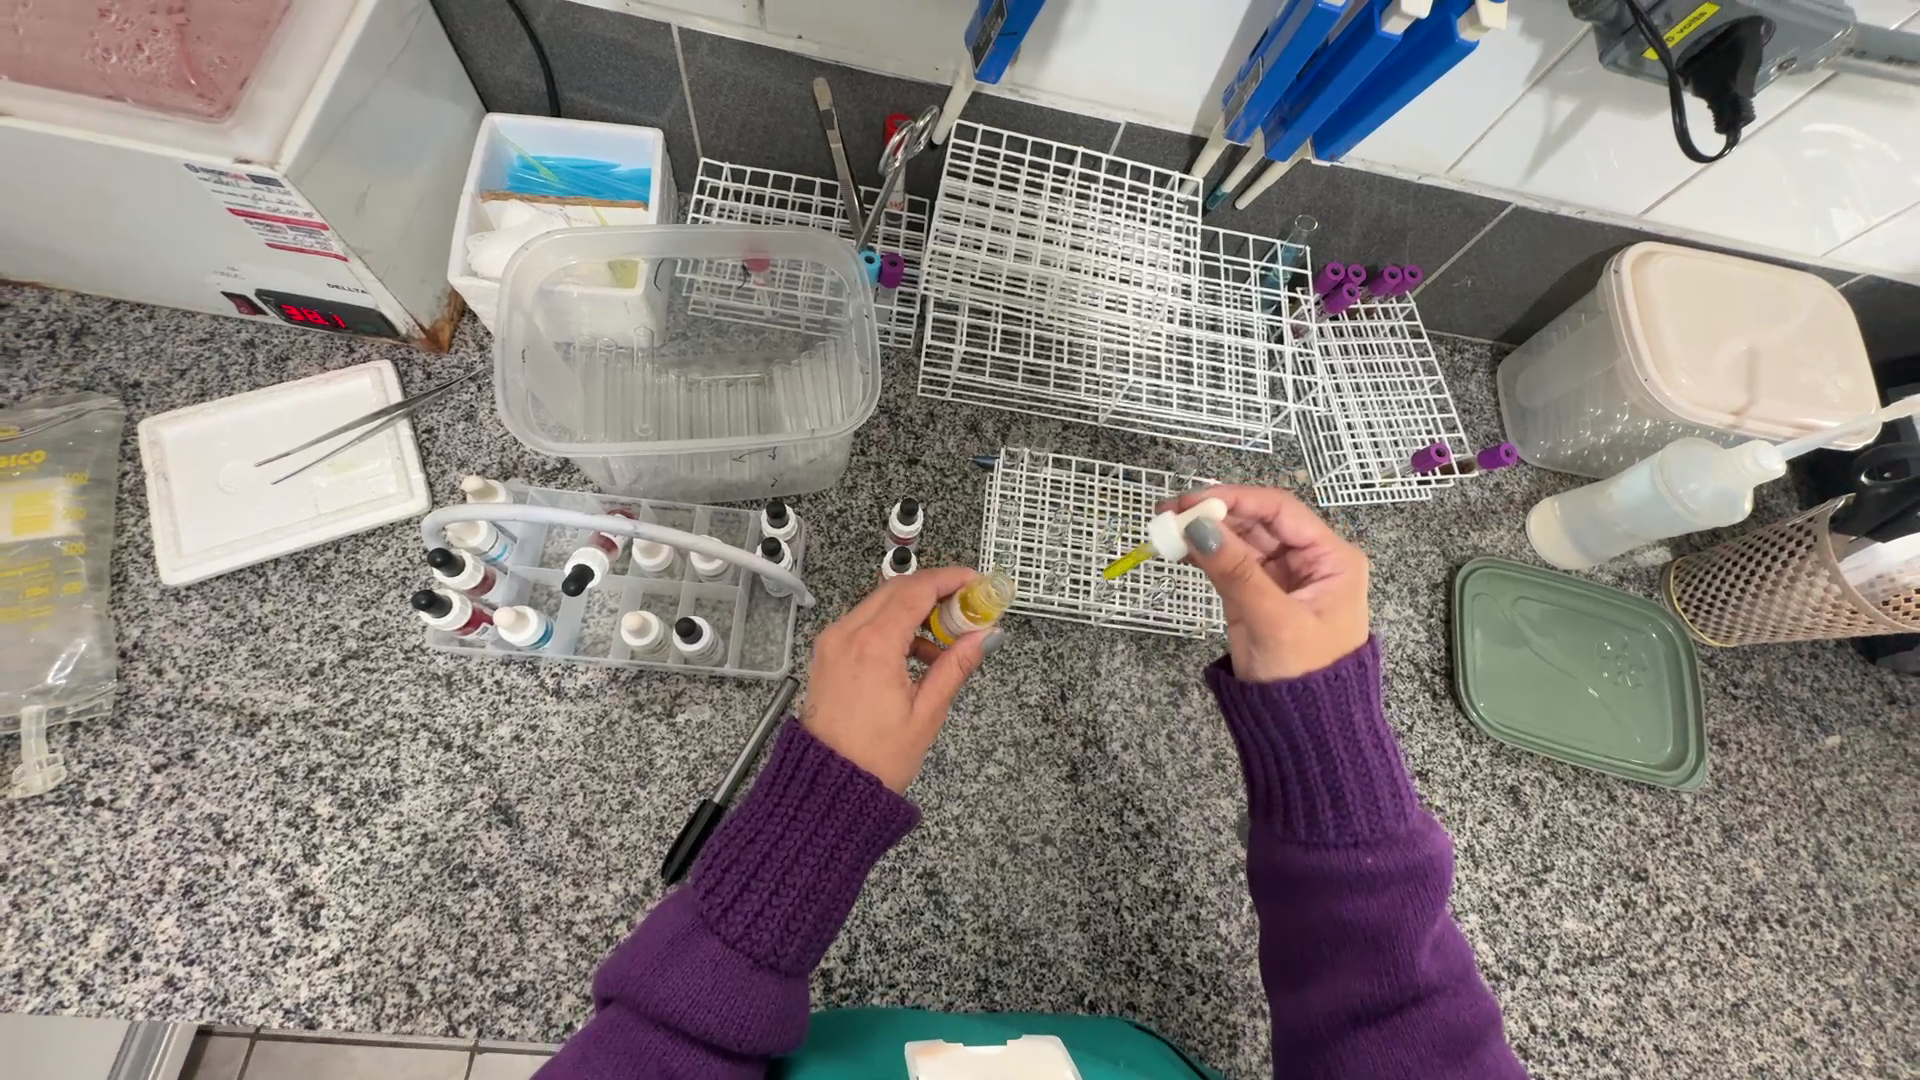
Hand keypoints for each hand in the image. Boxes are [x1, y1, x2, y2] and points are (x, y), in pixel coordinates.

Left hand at [801, 567, 1000, 792]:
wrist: (826, 789)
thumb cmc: (872, 760)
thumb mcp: (927, 713)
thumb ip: (956, 666)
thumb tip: (983, 636)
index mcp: (873, 645)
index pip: (917, 589)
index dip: (951, 579)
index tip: (975, 582)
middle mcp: (846, 634)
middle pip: (898, 589)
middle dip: (935, 591)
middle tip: (966, 608)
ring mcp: (833, 642)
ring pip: (880, 603)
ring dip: (914, 610)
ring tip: (946, 639)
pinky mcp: (828, 654)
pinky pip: (864, 623)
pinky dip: (893, 627)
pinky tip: (917, 653)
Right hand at [1165, 486, 1368, 680]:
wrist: (1304, 729)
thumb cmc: (1305, 674)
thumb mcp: (1273, 620)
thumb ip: (1235, 571)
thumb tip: (1197, 526)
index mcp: (1330, 558)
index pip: (1279, 510)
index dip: (1235, 499)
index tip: (1192, 500)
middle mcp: (1306, 560)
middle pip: (1255, 522)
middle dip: (1213, 514)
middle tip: (1167, 512)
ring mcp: (1278, 577)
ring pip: (1236, 541)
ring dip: (1203, 532)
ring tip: (1165, 529)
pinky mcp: (1253, 594)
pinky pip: (1225, 563)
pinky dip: (1202, 554)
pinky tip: (1178, 550)